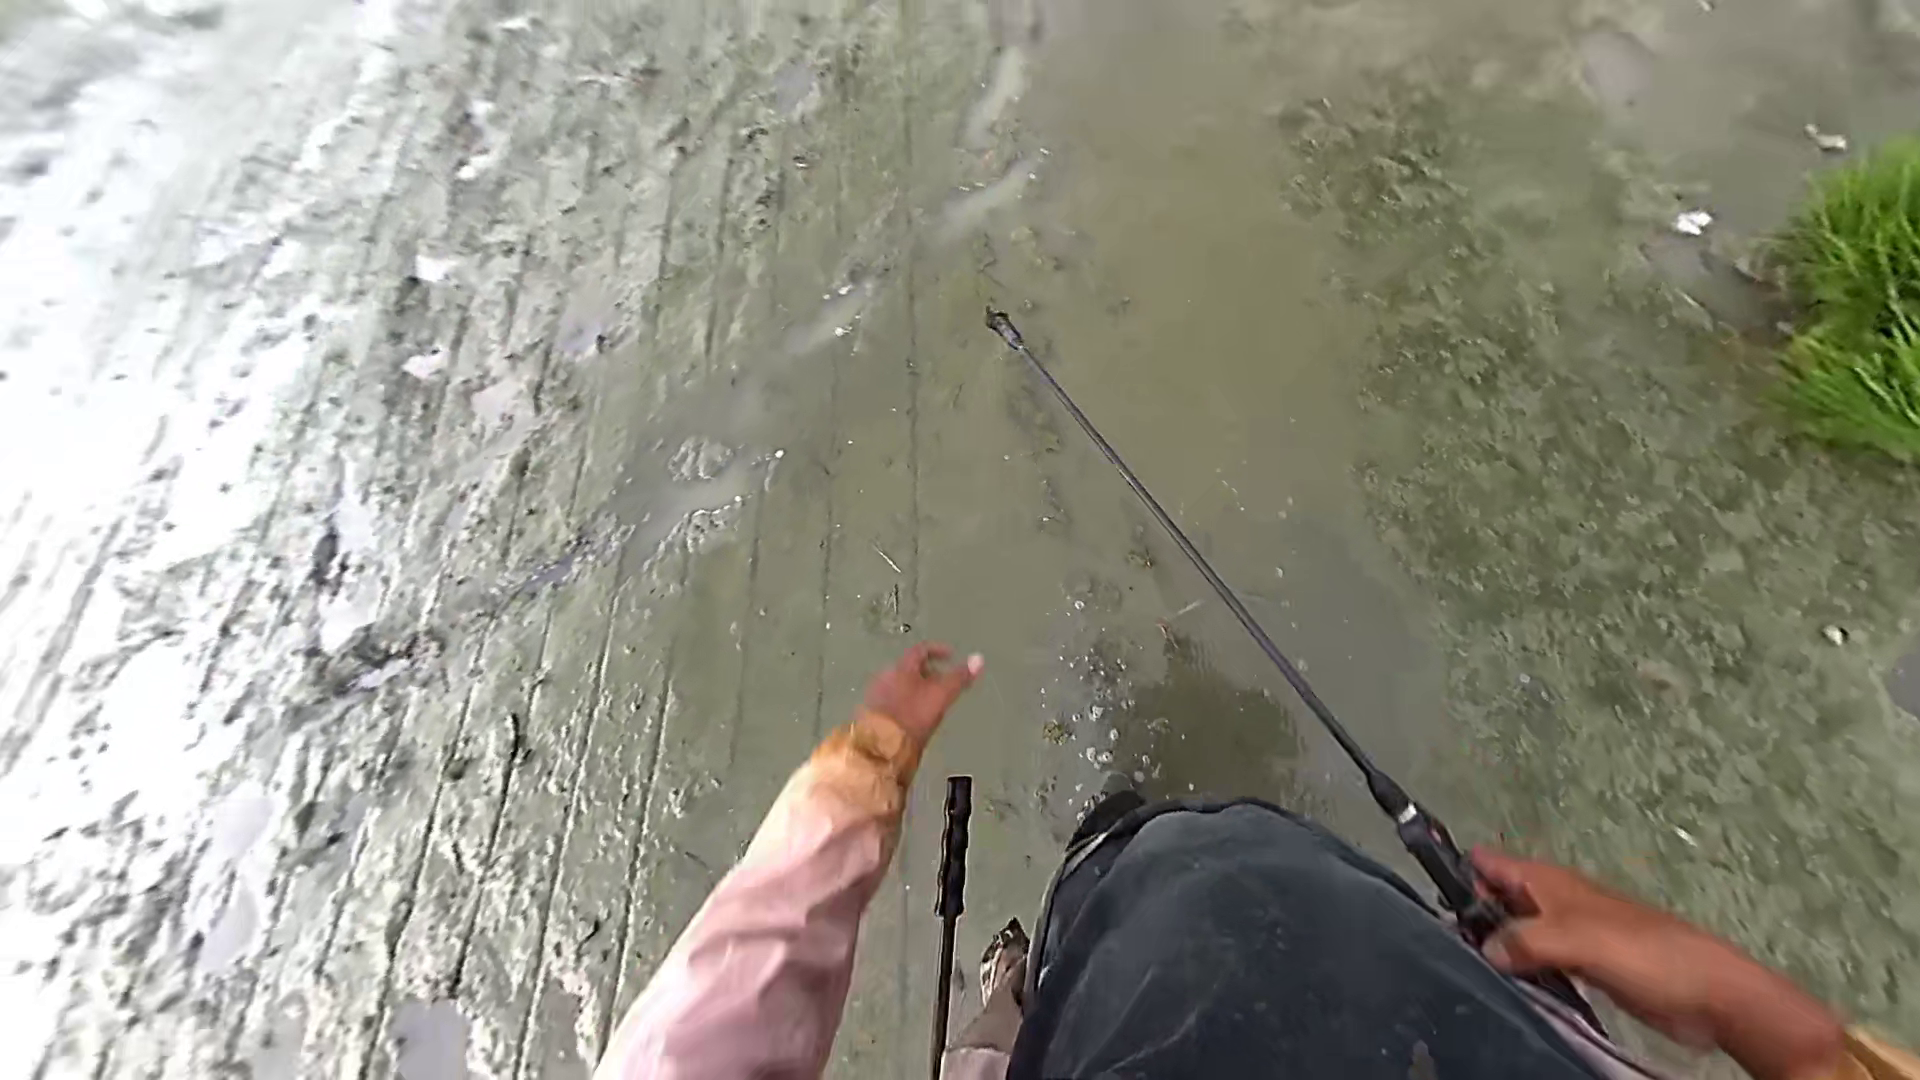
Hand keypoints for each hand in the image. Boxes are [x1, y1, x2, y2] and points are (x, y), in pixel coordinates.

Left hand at [862, 643, 982, 746]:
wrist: (883, 747)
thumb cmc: (914, 715)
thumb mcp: (942, 695)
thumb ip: (960, 677)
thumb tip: (978, 659)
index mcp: (902, 667)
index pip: (921, 650)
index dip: (938, 651)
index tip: (951, 656)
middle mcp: (886, 676)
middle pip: (911, 667)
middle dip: (929, 671)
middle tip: (945, 681)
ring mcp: (877, 694)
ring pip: (902, 683)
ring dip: (918, 687)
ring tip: (933, 700)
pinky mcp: (874, 712)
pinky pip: (894, 698)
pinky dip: (907, 700)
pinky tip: (916, 714)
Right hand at [1472, 849, 1842, 1079]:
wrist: (1716, 995)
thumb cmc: (1639, 950)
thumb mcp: (1570, 938)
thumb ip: (1519, 939)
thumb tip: (1483, 949)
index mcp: (1539, 878)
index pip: (1481, 861)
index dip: (1459, 873)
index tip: (1447, 905)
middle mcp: (1545, 898)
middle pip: (1492, 897)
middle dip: (1476, 918)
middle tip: (1464, 946)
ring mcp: (1565, 931)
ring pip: (1513, 931)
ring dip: (1501, 949)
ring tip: (1487, 971)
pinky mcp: (1582, 962)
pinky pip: (1538, 959)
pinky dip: (1526, 970)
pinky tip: (1521, 987)